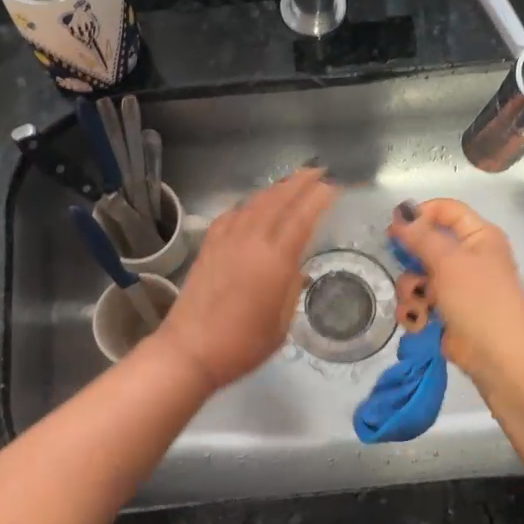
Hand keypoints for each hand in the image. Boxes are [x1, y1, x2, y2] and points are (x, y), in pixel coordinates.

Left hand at [148, 169, 338, 391]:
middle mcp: (251, 240)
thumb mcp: (281, 324)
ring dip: (275, 189)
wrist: (189, 351)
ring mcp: (226, 240)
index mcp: (275, 259)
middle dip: (299, 182)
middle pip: (278, 200)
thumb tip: (296, 268)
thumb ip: (291, 289)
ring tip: (291, 183)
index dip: (319, 198)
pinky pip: (231, 215)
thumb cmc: (242, 345)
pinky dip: (248, 205)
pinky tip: (252, 207)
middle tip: (317, 171)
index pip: (302, 217)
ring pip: (254, 203)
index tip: (333, 187)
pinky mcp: (208, 247)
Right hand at [389, 198, 523, 379]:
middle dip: (412, 260)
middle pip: (427, 245)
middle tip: (405, 267)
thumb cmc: (479, 299)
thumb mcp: (449, 261)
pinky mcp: (446, 312)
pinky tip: (420, 321)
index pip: (446, 210)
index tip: (395, 226)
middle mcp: (468, 257)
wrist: (499, 356)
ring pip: (418, 275)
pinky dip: (416, 310)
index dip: (421, 214)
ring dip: (412, 290)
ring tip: (419, 304)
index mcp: (479, 236)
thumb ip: (421, 236)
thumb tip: (401, 214)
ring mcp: (456, 286)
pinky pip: (420, 301)